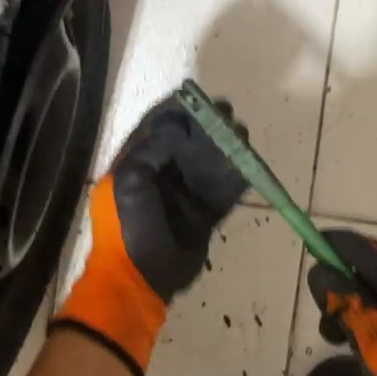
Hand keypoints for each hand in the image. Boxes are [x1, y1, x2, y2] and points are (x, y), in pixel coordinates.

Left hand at [54, 95, 248, 375]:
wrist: (136, 280)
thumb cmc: (126, 227)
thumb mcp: (129, 181)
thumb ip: (151, 151)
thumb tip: (177, 130)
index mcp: (133, 164)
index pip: (155, 128)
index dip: (175, 110)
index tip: (196, 96)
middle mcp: (159, 175)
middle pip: (187, 142)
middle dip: (207, 126)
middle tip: (228, 112)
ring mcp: (182, 196)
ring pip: (208, 164)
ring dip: (226, 148)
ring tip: (243, 132)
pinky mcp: (201, 217)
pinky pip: (222, 192)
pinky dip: (236, 177)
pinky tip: (250, 164)